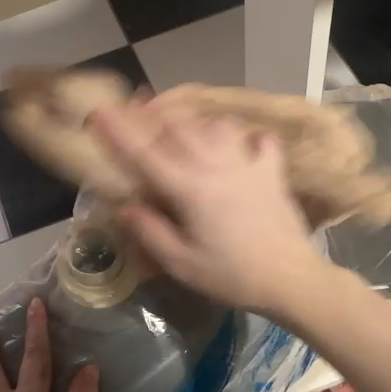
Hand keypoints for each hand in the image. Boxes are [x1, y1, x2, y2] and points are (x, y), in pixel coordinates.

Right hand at [91, 99, 334, 316]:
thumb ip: (150, 232)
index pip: (145, 154)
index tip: (99, 112)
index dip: (119, 132)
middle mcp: (217, 166)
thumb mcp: (181, 264)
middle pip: (179, 127)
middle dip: (152, 116)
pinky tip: (235, 145)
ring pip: (214, 125)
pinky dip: (241, 136)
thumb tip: (125, 206)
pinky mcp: (271, 170)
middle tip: (134, 113)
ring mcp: (247, 164)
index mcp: (190, 190)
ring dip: (193, 123)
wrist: (291, 279)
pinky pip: (255, 138)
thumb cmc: (232, 276)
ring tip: (181, 129)